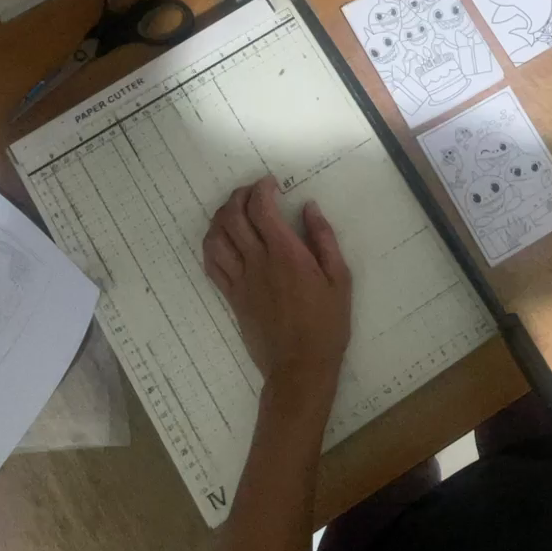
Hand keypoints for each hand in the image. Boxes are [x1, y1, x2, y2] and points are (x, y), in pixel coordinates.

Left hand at [202, 176, 352, 396]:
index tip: (271, 184)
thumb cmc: (327, 323)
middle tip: (253, 192)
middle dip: (239, 196)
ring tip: (235, 211)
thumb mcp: (340, 278)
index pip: (261, 208)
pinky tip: (222, 239)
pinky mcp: (231, 297)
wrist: (300, 366)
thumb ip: (323, 239)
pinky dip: (211, 245)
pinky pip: (211, 264)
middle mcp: (257, 262)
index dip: (261, 189)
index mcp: (286, 254)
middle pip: (233, 216)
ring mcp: (240, 280)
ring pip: (216, 238)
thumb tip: (309, 207)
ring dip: (221, 217)